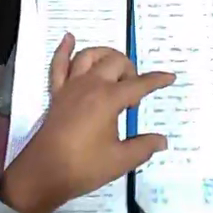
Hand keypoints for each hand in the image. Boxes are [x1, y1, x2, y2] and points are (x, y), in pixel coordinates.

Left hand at [0, 35, 176, 212]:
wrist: (43, 174)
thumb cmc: (83, 166)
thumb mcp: (121, 160)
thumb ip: (144, 146)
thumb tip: (162, 140)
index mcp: (109, 99)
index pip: (139, 84)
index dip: (157, 80)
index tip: (169, 77)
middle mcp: (91, 85)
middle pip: (116, 62)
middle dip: (131, 71)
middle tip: (134, 93)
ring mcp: (71, 86)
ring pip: (90, 56)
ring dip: (106, 56)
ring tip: (114, 67)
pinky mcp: (57, 93)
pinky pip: (58, 65)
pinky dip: (64, 49)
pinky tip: (69, 38)